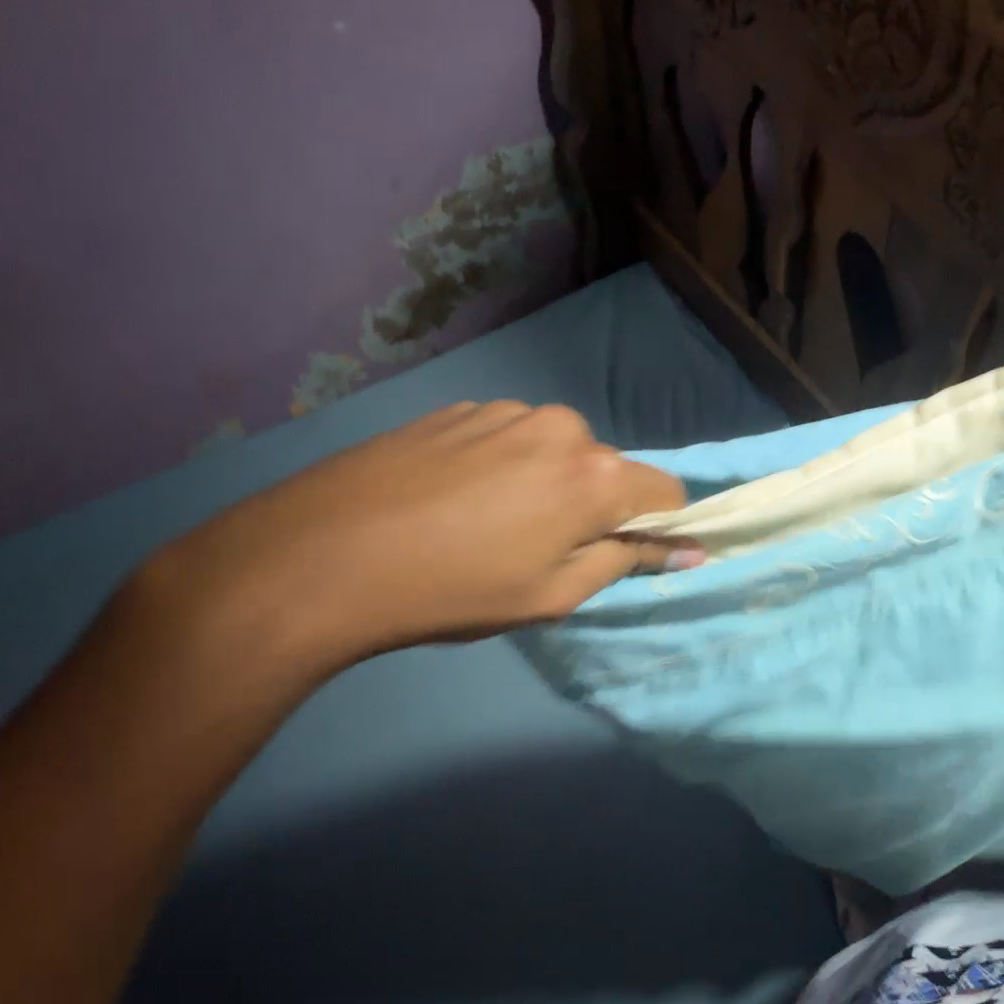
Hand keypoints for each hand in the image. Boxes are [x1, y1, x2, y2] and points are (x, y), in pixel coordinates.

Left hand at [129, 402, 692, 686]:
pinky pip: (509, 437)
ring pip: (557, 451)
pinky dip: (503, 465)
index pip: (667, 492)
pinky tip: (453, 498)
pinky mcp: (458, 408)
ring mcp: (506, 411)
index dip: (656, 527)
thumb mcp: (552, 595)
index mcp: (596, 475)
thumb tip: (689, 549)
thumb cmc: (451, 592)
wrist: (313, 559)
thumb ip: (628, 562)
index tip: (623, 555)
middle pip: (609, 469)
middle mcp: (563, 428)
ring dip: (546, 482)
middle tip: (540, 548)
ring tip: (487, 523)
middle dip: (593, 505)